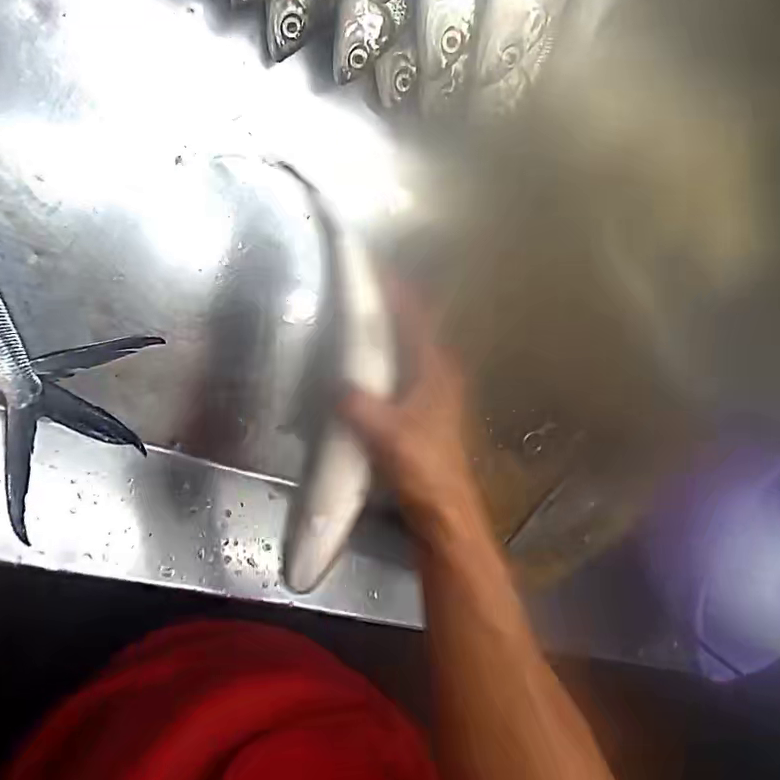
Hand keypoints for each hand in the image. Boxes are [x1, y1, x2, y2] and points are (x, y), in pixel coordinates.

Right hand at [339, 280, 485, 538]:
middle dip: (382, 304)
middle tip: (351, 287)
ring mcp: (427, 394)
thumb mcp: (388, 436)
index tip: (372, 265)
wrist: (443, 515)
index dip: (394, 290)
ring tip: (345, 318)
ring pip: (399, 349)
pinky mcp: (415, 412)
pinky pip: (390, 371)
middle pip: (407, 327)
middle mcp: (434, 375)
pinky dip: (372, 359)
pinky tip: (348, 366)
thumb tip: (336, 386)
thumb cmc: (424, 470)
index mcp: (435, 371)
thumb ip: (361, 407)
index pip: (413, 317)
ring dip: (377, 332)